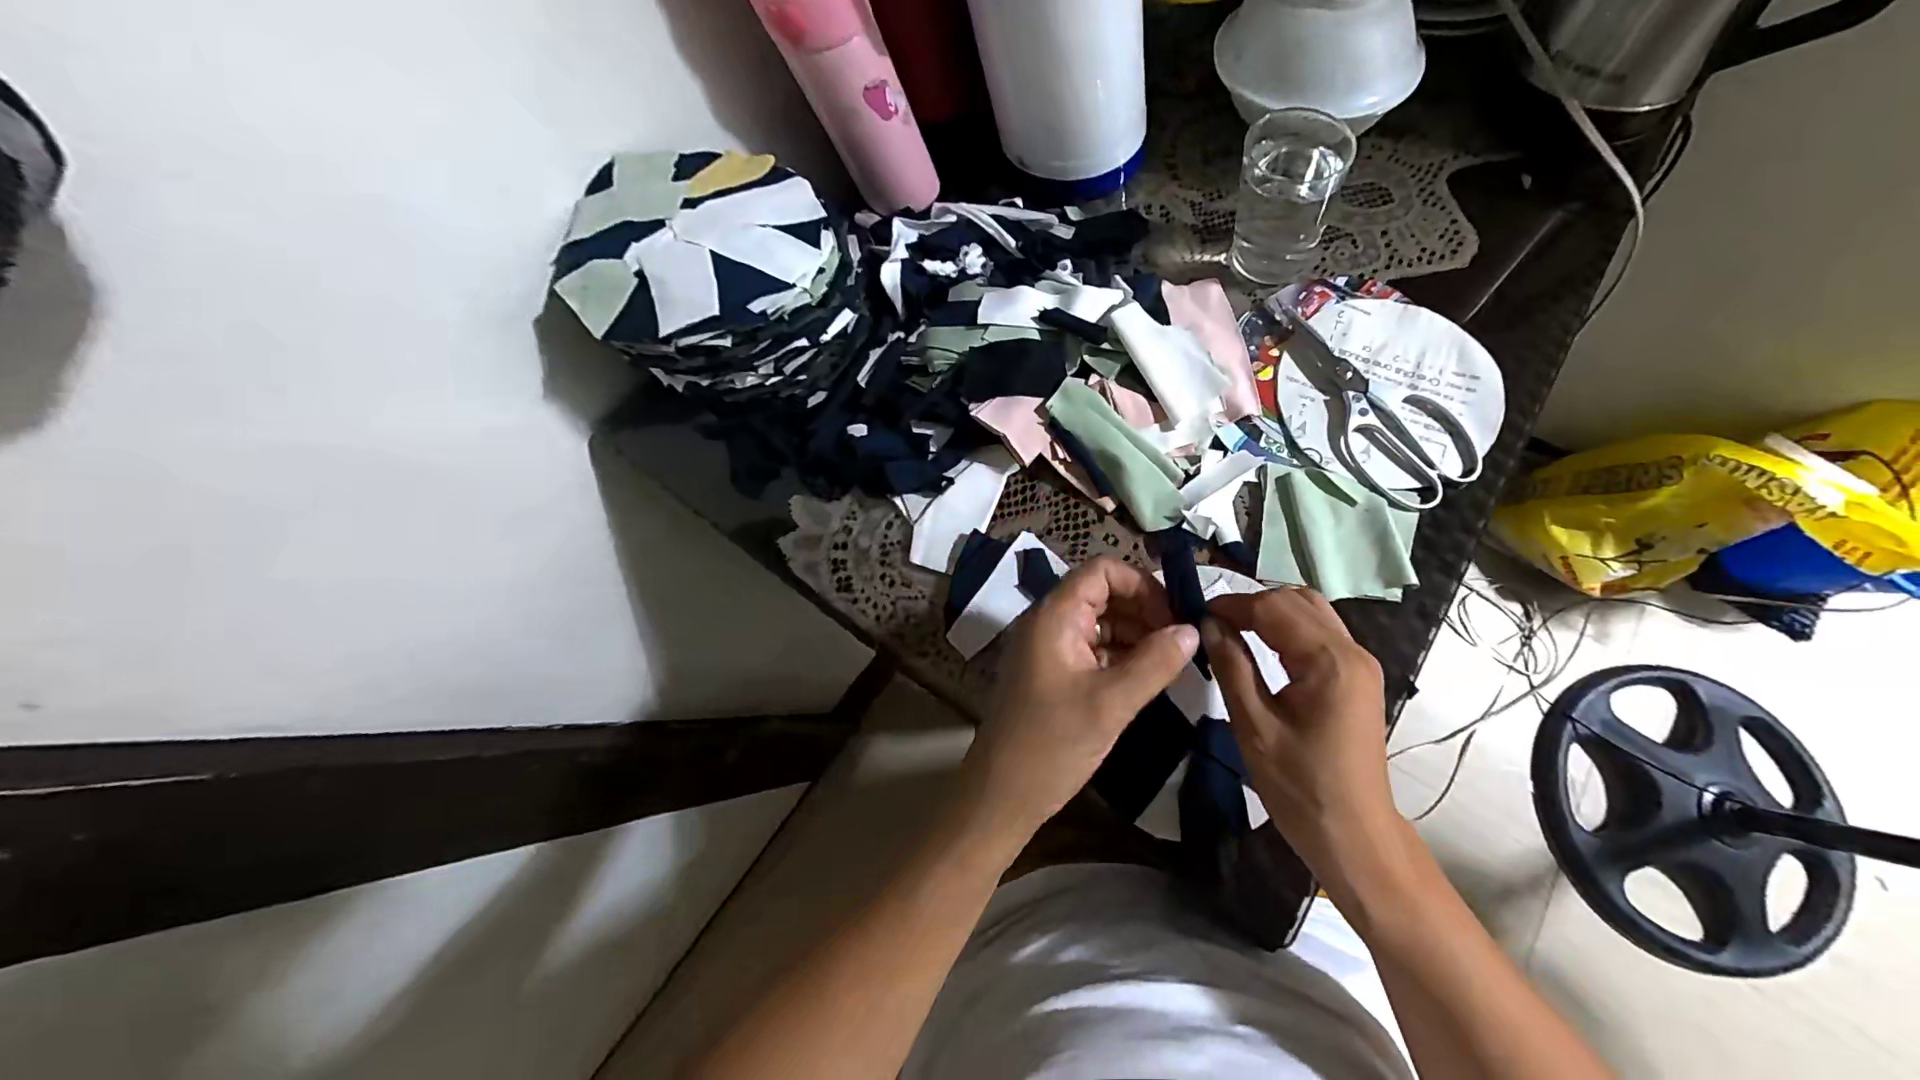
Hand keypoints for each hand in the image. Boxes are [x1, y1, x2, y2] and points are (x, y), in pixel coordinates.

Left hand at [959, 556, 1199, 840]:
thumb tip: (1193, 629)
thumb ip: (1155, 662)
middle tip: (1183, 640)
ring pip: (1100, 623)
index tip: (1175, 616)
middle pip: (1103, 594)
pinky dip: (1122, 656)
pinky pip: (1093, 649)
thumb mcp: (1111, 703)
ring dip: (1137, 634)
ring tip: (1173, 660)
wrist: (1002, 794)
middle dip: (1145, 610)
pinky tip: (1149, 676)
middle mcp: (1048, 623)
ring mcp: (1049, 649)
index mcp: (1053, 616)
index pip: (1101, 571)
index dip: (1142, 585)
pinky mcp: (1054, 674)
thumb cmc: (1052, 744)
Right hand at [1203, 588, 1397, 871]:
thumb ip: (1231, 666)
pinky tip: (1260, 644)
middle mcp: (1352, 652)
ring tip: (1231, 628)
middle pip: (1296, 600)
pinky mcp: (1357, 677)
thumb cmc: (1299, 786)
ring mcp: (1360, 663)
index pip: (1273, 608)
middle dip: (1251, 603)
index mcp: (1329, 662)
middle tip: (1212, 622)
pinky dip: (1287, 627)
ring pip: (1311, 611)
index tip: (1195, 613)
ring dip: (1270, 611)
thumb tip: (1208, 623)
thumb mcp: (1254, 726)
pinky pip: (1319, 632)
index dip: (1231, 604)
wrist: (1354, 833)